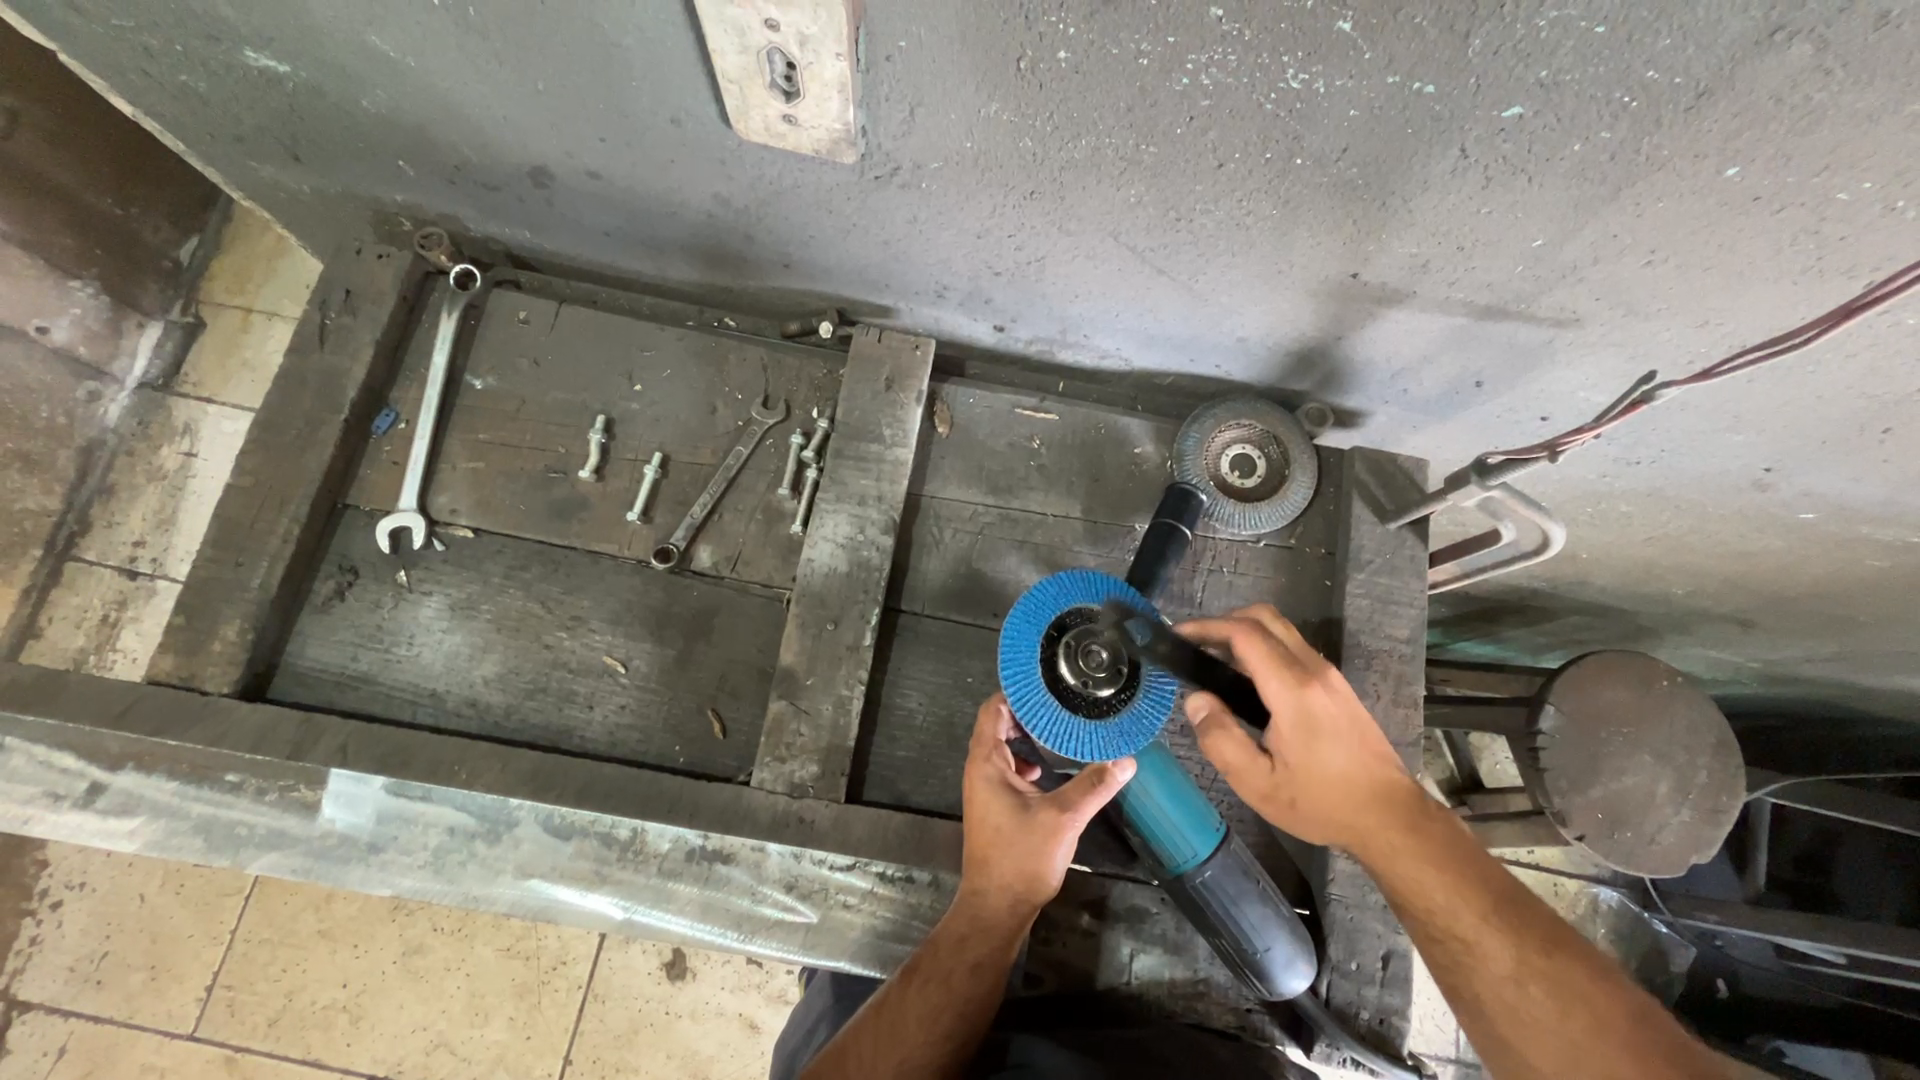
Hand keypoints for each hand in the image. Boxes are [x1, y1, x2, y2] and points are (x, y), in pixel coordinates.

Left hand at [956, 694, 1136, 922]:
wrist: (997, 906)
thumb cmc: (1022, 857)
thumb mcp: (1064, 817)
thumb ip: (1094, 785)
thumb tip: (1126, 759)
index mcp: (986, 762)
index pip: (993, 709)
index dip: (1017, 692)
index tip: (1049, 683)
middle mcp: (980, 769)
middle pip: (999, 725)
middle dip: (1030, 713)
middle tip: (1064, 703)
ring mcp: (985, 789)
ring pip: (1005, 748)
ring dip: (1029, 737)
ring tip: (1064, 728)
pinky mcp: (995, 805)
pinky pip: (1009, 769)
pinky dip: (1028, 760)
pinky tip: (1052, 768)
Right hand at [1176, 604, 1423, 851]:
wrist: (1390, 816)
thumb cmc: (1321, 803)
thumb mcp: (1258, 784)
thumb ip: (1220, 738)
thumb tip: (1196, 700)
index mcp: (1293, 690)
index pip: (1245, 634)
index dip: (1206, 627)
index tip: (1177, 636)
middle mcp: (1314, 670)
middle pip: (1265, 618)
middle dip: (1223, 621)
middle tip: (1193, 646)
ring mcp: (1330, 675)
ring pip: (1281, 630)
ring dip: (1244, 633)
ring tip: (1213, 663)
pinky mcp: (1337, 686)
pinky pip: (1293, 648)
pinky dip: (1263, 647)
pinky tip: (1246, 681)